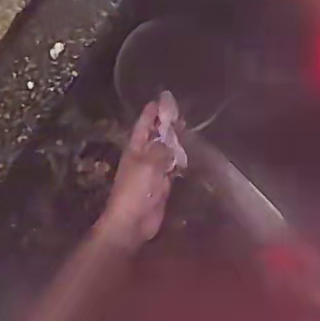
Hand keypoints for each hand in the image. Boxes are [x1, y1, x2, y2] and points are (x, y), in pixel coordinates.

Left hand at [93, 95, 186, 250]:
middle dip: (166, 124)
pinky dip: (178, 160)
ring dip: (174, 142)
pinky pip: (171, 167)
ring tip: (186, 130)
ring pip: (165, 151)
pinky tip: (187, 156)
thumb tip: (169, 141)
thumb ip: (161, 148)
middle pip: (156, 136)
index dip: (152, 111)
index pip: (144, 124)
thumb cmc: (136, 189)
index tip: (161, 98)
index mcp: (135, 147)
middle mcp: (143, 156)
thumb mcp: (149, 163)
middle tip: (180, 113)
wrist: (132, 221)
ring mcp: (152, 170)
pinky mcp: (160, 184)